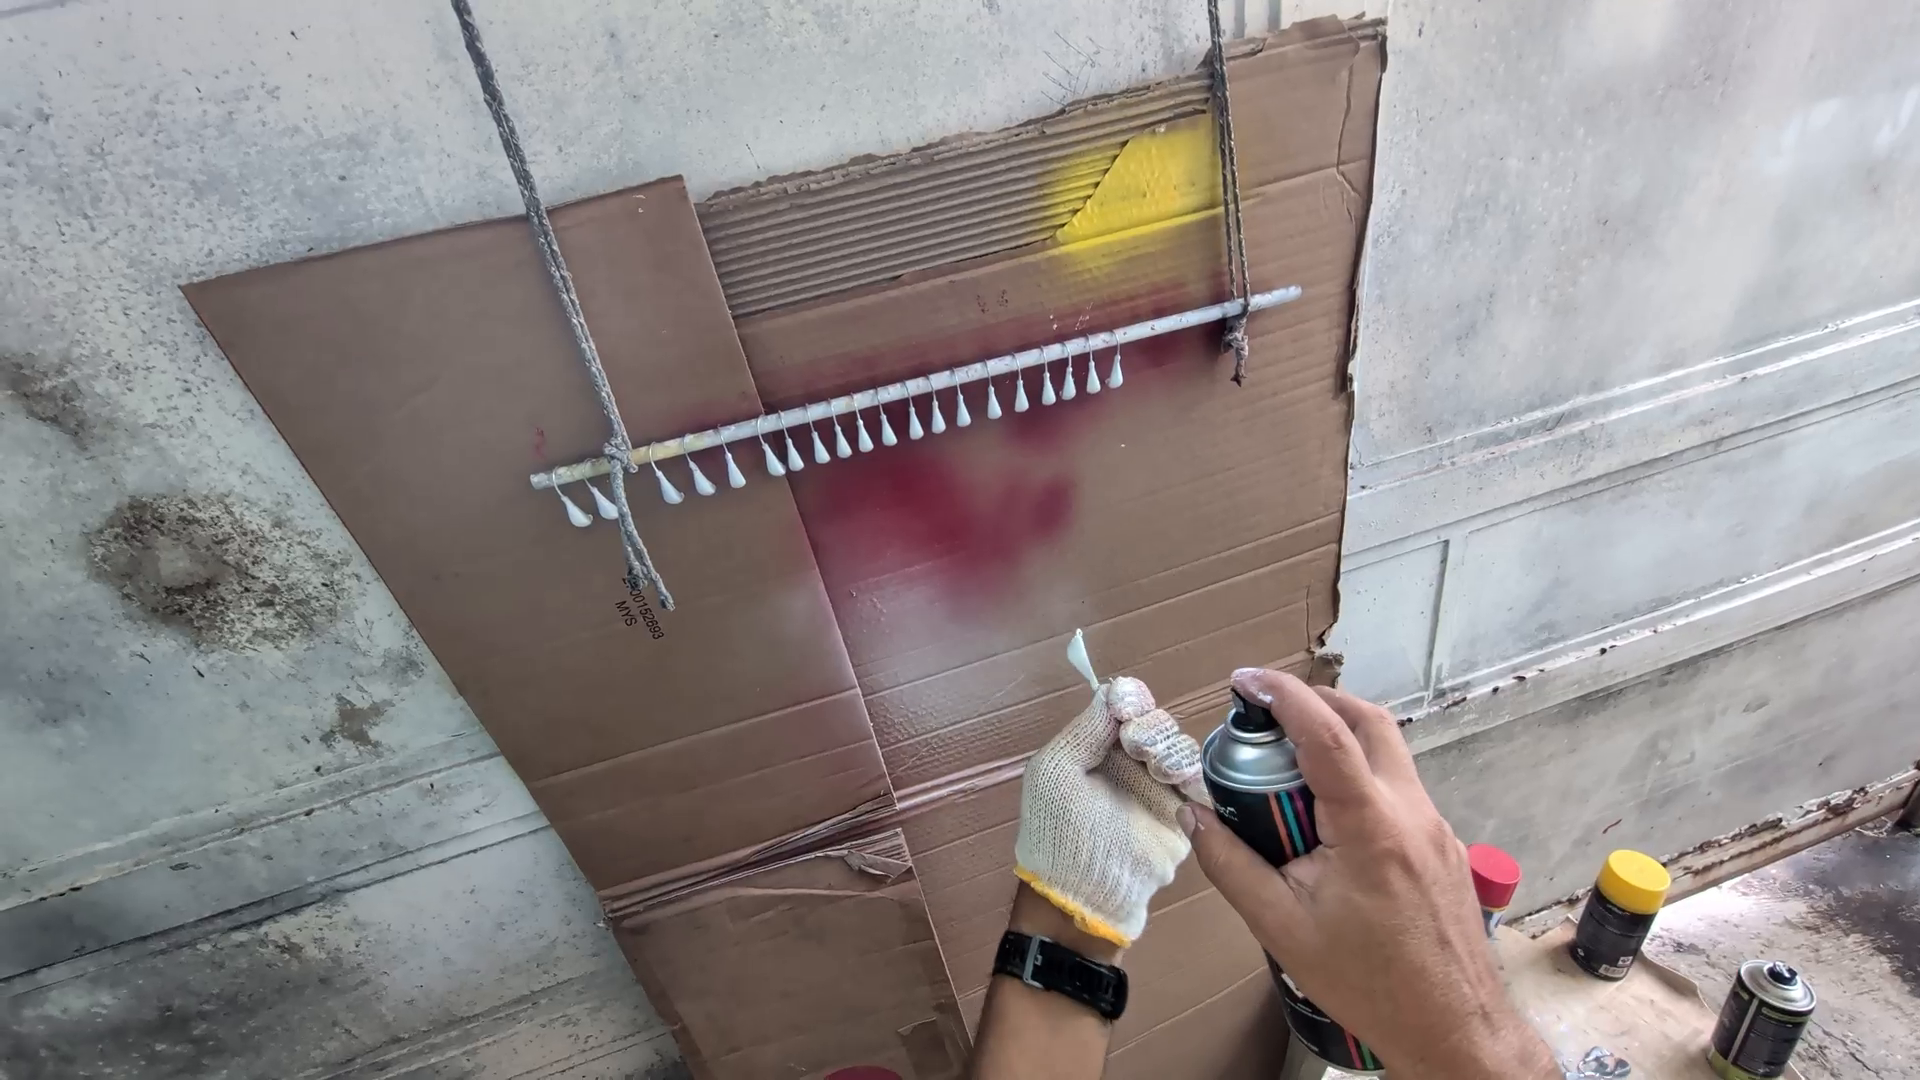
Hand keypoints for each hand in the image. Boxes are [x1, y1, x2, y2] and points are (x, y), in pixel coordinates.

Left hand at [1013, 677, 1202, 947]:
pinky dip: (1193, 771)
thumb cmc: (1056, 829)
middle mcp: (1128, 761)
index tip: (1126, 712)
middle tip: (1134, 746)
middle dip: (1150, 725)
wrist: (1081, 894)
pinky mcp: (1182, 814)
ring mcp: (1156, 787)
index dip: (1131, 699)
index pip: (1125, 704)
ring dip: (1170, 747)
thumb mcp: (1054, 771)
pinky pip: (1199, 780)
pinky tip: (1178, 779)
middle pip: (1157, 720)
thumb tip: (1112, 689)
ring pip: (1180, 745)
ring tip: (1154, 767)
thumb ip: (1084, 729)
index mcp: (1096, 745)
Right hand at [1179, 668, 1559, 1079]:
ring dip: (1336, 730)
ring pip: (1387, 747)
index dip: (1283, 695)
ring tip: (1286, 753)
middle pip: (1370, 721)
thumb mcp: (1280, 927)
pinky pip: (1394, 781)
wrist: (1460, 1038)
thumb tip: (1192, 814)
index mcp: (1371, 828)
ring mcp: (1434, 826)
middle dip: (1315, 698)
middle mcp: (1411, 813)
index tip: (1243, 680)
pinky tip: (1321, 807)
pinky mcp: (1441, 843)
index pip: (1327, 735)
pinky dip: (1354, 767)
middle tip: (1266, 708)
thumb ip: (1229, 862)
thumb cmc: (1369, 983)